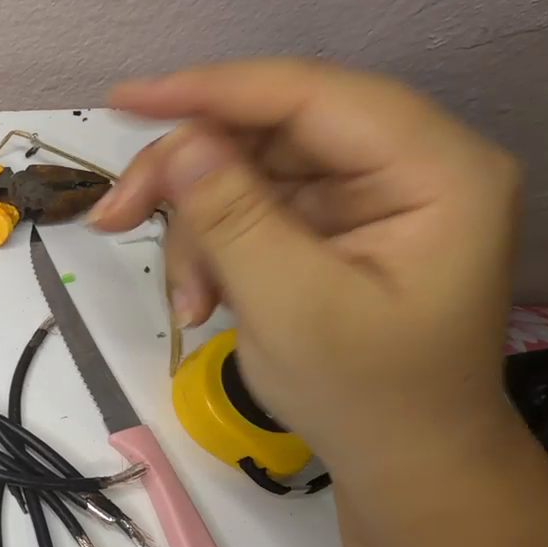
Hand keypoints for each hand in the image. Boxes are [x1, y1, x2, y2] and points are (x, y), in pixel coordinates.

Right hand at [91, 58, 524, 477]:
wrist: (400, 455)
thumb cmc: (365, 391)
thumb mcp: (292, 307)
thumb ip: (235, 220)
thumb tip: (181, 147)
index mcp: (434, 170)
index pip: (312, 97)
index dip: (214, 91)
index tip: (124, 101)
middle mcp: (402, 165)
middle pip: (267, 131)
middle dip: (185, 175)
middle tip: (113, 219)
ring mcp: (362, 195)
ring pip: (243, 171)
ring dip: (193, 229)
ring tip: (185, 299)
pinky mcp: (327, 225)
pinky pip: (244, 211)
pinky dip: (207, 251)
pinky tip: (201, 300)